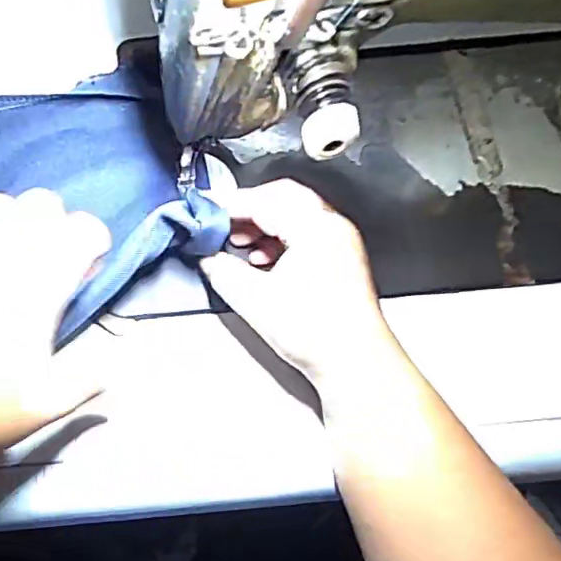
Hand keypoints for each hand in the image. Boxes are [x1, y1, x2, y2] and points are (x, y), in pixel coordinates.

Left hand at [0, 190, 110, 476]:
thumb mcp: (43, 408)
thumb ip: (87, 377)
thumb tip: (117, 357)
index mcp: (31, 297)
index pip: (75, 234)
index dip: (92, 238)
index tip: (91, 261)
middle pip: (36, 206)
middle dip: (57, 223)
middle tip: (57, 256)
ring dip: (13, 220)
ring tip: (14, 251)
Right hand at [198, 179, 401, 386]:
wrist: (352, 361)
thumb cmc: (318, 333)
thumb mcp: (253, 299)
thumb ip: (222, 271)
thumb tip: (208, 258)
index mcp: (314, 226)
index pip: (263, 200)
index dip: (229, 206)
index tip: (208, 213)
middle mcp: (332, 227)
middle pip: (282, 199)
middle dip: (247, 211)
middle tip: (220, 225)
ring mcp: (341, 243)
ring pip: (295, 216)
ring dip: (263, 226)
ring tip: (238, 246)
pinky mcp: (342, 261)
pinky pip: (306, 236)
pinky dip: (280, 240)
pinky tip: (263, 262)